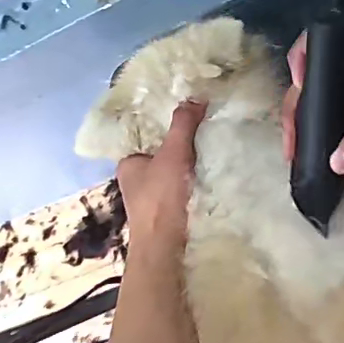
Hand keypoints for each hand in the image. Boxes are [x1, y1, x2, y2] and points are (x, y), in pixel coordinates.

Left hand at [114, 101, 205, 255]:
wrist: (166, 246)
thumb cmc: (162, 197)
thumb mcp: (173, 153)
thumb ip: (183, 124)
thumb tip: (195, 97)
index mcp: (128, 163)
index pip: (146, 134)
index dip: (166, 121)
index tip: (190, 111)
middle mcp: (136, 178)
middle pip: (162, 151)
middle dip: (182, 141)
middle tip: (207, 125)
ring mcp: (152, 196)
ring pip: (174, 169)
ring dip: (192, 160)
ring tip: (215, 145)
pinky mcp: (168, 210)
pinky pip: (183, 184)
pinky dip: (196, 177)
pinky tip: (213, 170)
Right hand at [281, 36, 343, 173]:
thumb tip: (334, 163)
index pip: (318, 47)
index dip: (299, 64)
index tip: (296, 94)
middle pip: (316, 81)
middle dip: (299, 109)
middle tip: (291, 143)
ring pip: (326, 102)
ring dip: (312, 124)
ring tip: (298, 153)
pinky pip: (342, 118)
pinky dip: (331, 134)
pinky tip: (321, 155)